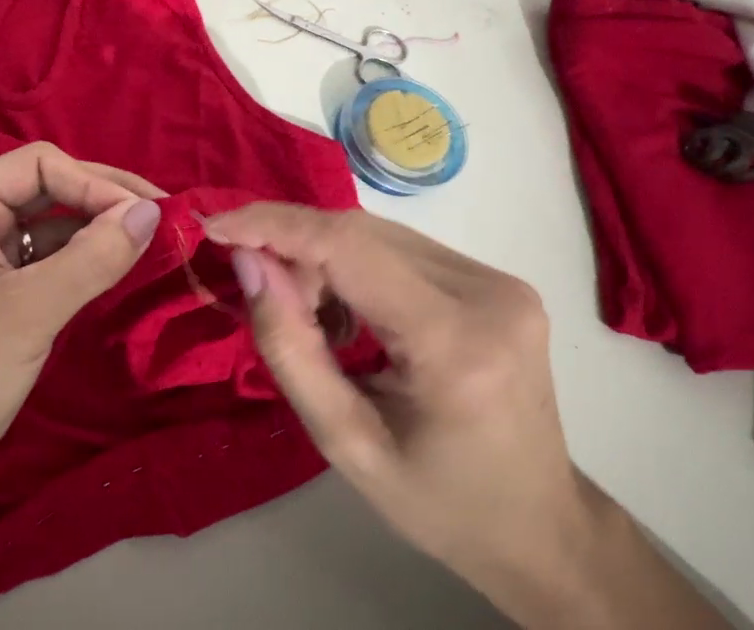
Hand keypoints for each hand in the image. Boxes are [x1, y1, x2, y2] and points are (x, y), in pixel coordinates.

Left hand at [0, 143, 163, 489]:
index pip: (39, 165)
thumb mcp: (30, 313)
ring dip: (97, 229)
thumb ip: (92, 259)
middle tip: (166, 219)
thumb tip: (150, 212)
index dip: (96, 184)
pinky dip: (82, 258)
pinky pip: (44, 255)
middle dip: (103, 200)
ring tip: (153, 241)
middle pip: (47, 186)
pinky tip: (118, 266)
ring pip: (50, 222)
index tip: (150, 216)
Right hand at [207, 205, 595, 611]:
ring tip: (308, 319)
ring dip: (320, 259)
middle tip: (258, 293)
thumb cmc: (438, 502)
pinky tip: (347, 316)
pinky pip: (399, 250)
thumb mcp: (344, 442)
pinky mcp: (496, 283)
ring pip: (377, 234)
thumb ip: (291, 349)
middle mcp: (489, 294)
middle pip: (359, 232)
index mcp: (456, 342)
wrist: (540, 527)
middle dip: (292, 247)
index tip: (213, 226)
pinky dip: (352, 267)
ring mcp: (499, 283)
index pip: (348, 247)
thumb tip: (248, 261)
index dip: (273, 225)